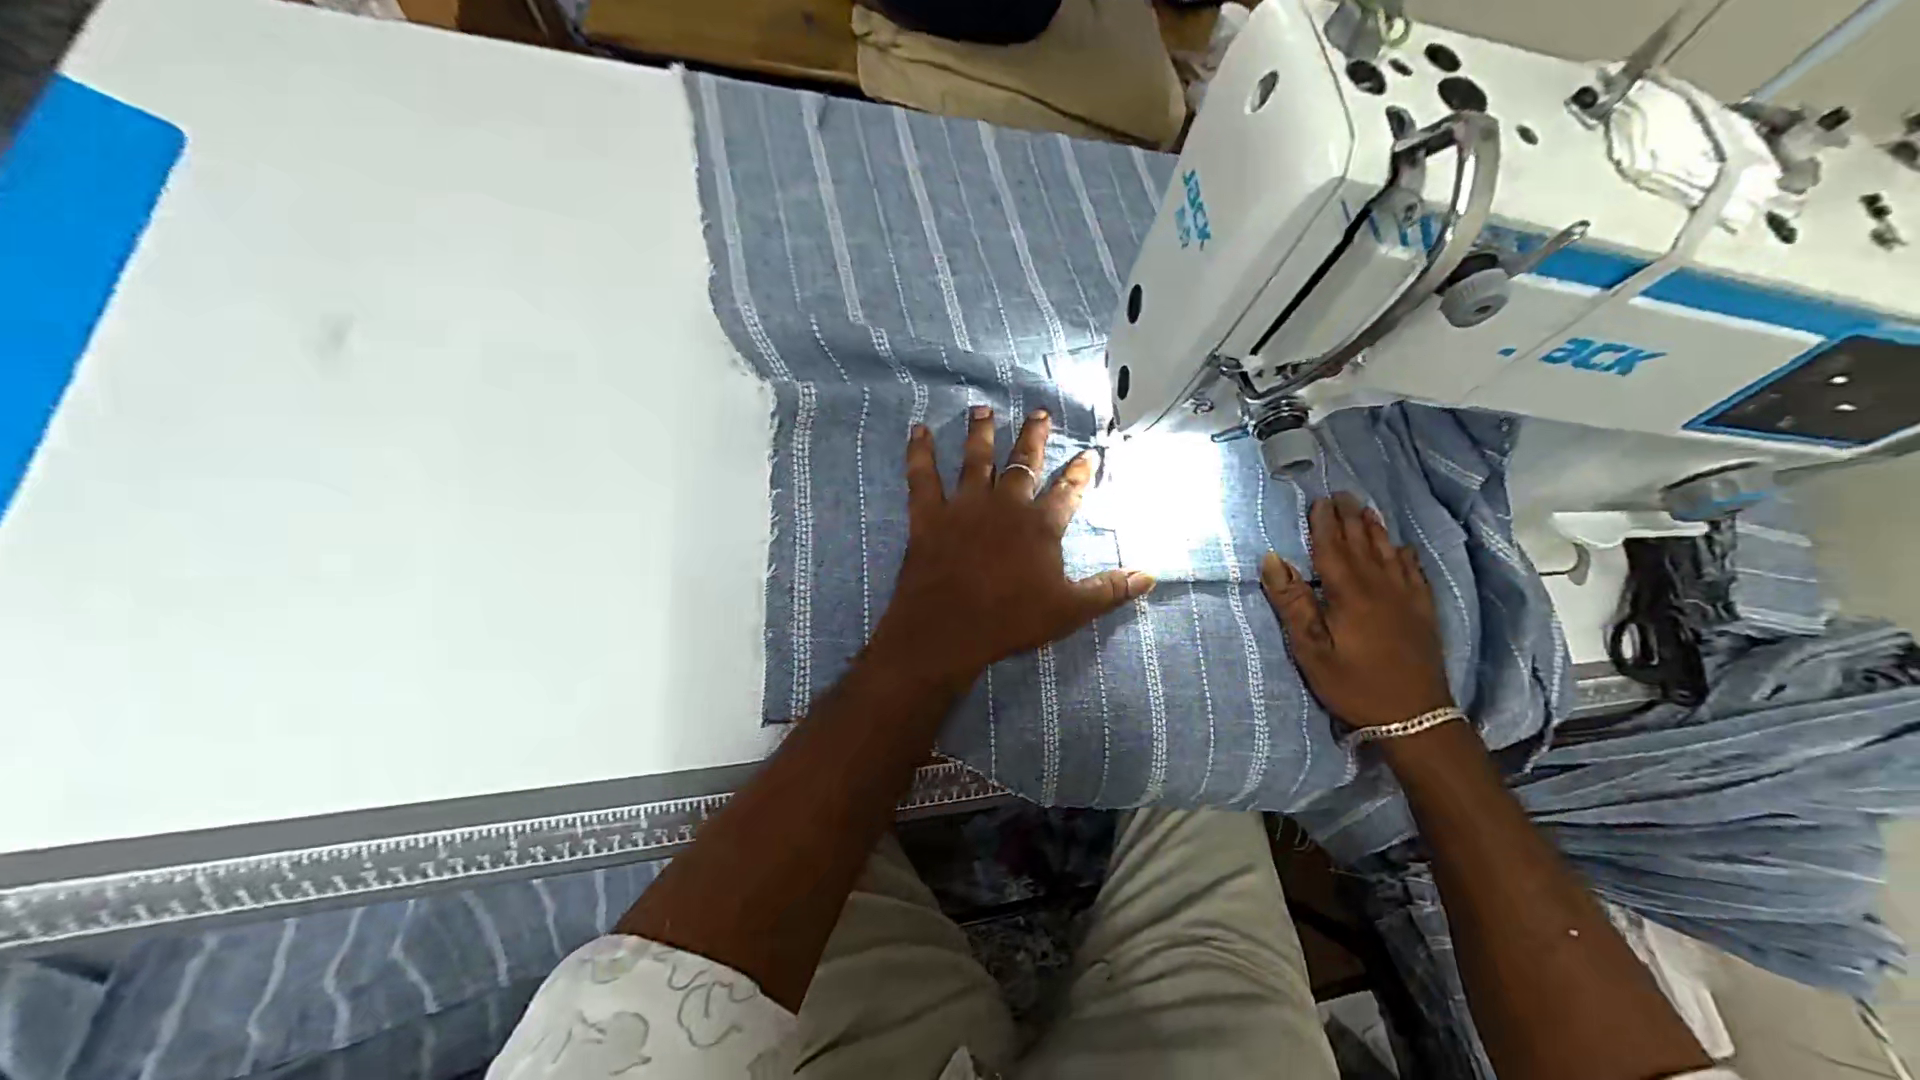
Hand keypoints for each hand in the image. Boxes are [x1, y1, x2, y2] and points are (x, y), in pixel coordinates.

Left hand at [869, 405, 1155, 691]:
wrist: (948, 627)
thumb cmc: (1011, 619)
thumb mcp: (1070, 610)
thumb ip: (1109, 590)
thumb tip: (1149, 577)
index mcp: (1040, 525)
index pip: (1068, 492)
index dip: (1080, 473)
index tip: (1089, 453)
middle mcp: (1005, 504)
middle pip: (1023, 463)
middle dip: (1034, 437)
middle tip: (1039, 413)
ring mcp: (965, 505)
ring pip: (975, 459)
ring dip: (980, 432)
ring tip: (983, 409)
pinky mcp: (929, 514)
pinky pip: (922, 475)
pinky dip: (920, 452)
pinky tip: (919, 430)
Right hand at [1261, 493, 1452, 728]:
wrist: (1414, 717)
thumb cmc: (1353, 684)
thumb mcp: (1310, 649)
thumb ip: (1292, 602)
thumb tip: (1272, 559)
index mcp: (1349, 593)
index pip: (1332, 548)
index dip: (1324, 523)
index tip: (1318, 500)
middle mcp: (1380, 586)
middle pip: (1362, 543)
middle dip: (1350, 517)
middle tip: (1342, 493)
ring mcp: (1407, 598)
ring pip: (1389, 552)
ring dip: (1376, 529)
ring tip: (1367, 509)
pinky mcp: (1423, 612)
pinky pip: (1414, 572)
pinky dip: (1405, 556)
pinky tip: (1402, 549)